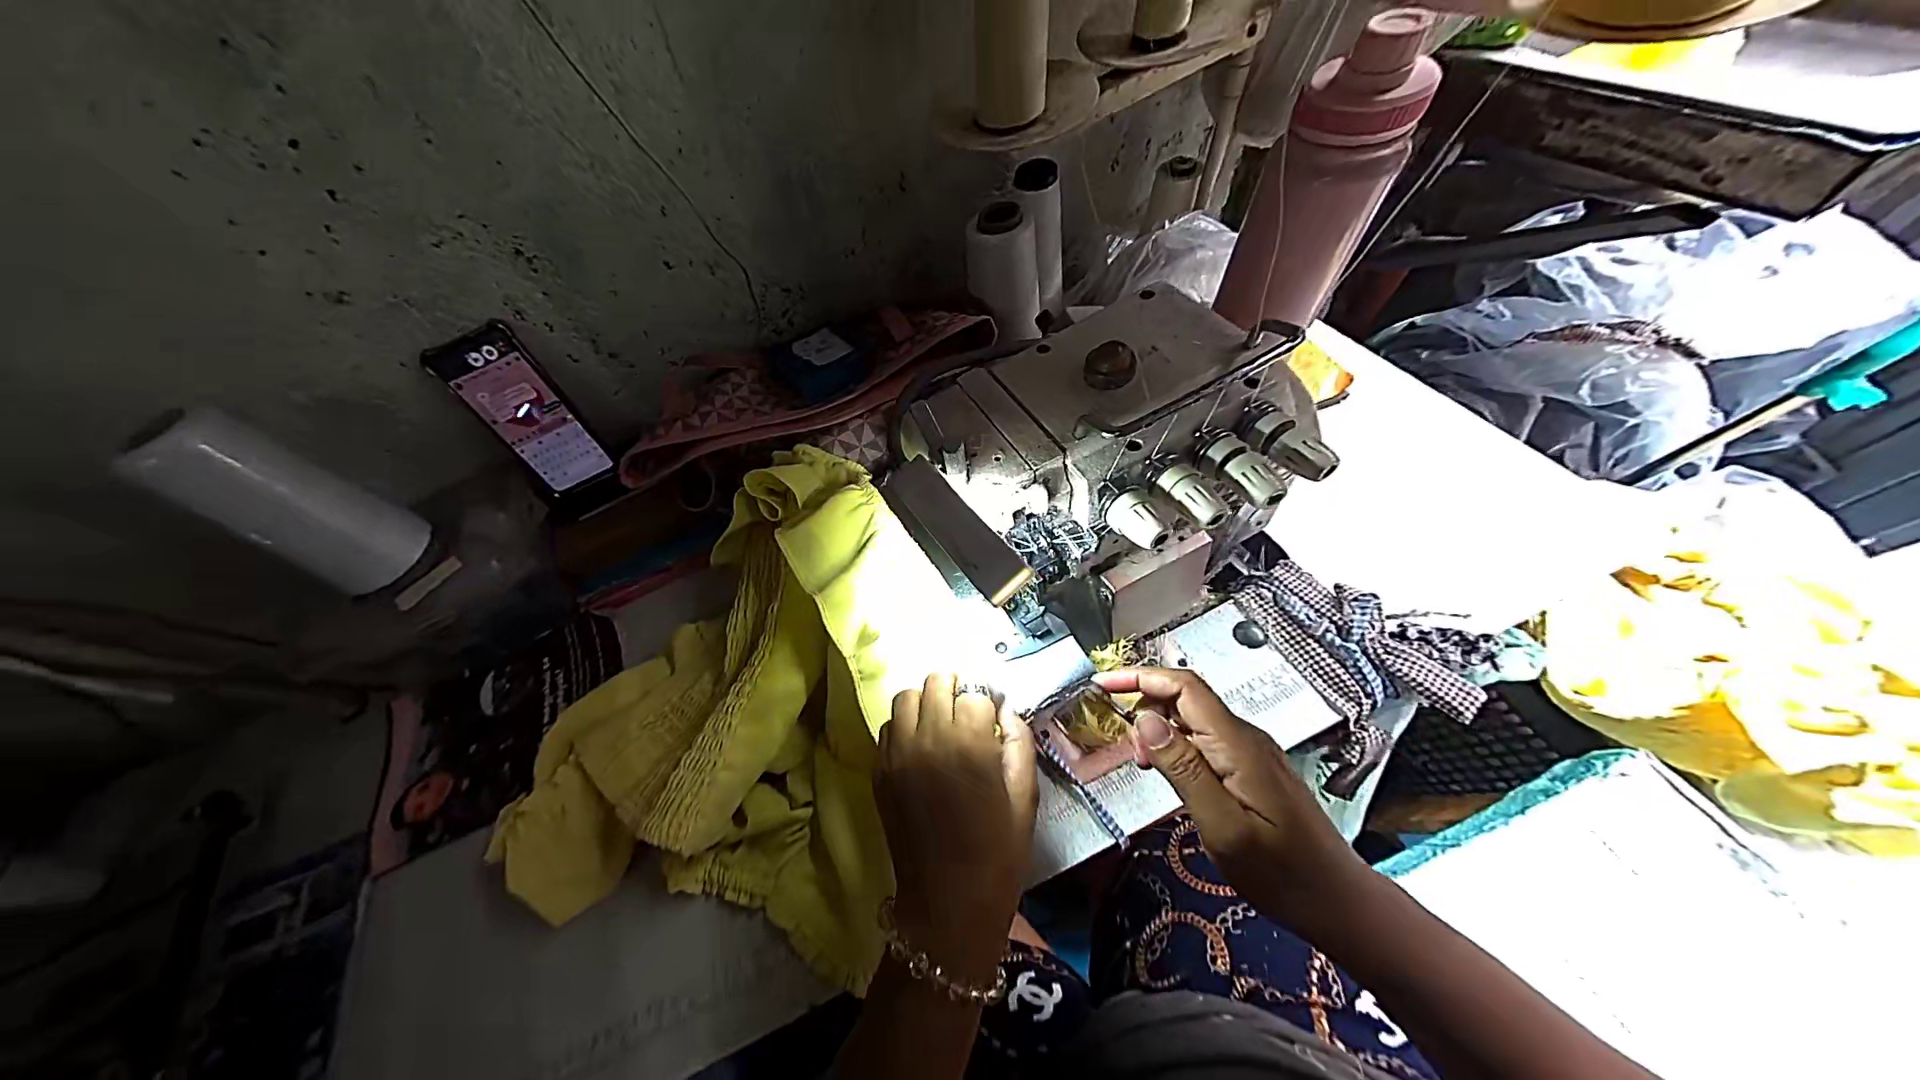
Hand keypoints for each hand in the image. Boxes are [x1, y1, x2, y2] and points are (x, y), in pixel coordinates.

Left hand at [875, 673, 1037, 985]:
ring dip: (927, 703)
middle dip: (956, 692)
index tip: (994, 722)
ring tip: (942, 727)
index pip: (976, 693)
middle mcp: (927, 737)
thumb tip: (1006, 711)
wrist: (948, 902)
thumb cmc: (998, 852)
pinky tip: (921, 749)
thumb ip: (1018, 743)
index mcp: (968, 743)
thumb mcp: (1025, 797)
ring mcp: (897, 752)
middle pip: (936, 682)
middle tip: (968, 716)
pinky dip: (905, 726)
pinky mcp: (878, 769)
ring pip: (906, 696)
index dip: (989, 705)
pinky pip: (888, 726)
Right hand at [1092, 667, 1366, 923]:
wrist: (1337, 900)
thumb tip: (1146, 721)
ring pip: (1193, 719)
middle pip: (1185, 697)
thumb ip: (1183, 770)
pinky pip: (1204, 740)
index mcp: (1237, 745)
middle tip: (1119, 739)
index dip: (1140, 677)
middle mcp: (1244, 737)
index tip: (1103, 685)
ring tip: (1138, 759)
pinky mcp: (1250, 768)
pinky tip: (1166, 771)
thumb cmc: (1281, 873)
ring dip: (1158, 727)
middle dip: (1144, 703)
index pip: (1184, 687)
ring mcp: (1250, 751)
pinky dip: (1175, 745)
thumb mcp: (1223, 827)